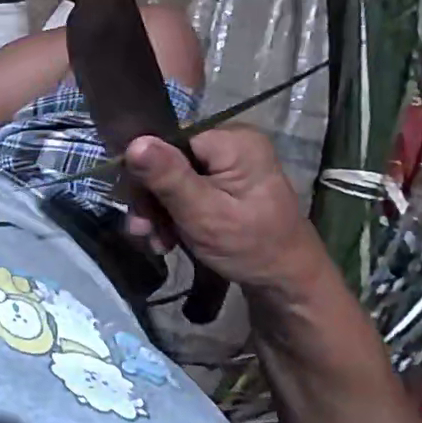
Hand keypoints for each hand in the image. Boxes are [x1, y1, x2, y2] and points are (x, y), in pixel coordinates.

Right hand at [122, 127, 337, 297]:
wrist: (287, 282)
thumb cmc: (250, 247)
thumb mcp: (204, 214)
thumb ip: (168, 178)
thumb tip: (134, 141)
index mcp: (232, 140)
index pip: (170, 141)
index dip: (147, 173)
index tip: (139, 210)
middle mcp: (231, 142)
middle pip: (170, 160)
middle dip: (153, 200)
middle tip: (145, 233)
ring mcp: (230, 163)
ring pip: (174, 178)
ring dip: (160, 212)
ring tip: (158, 242)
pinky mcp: (227, 182)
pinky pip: (188, 188)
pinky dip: (175, 213)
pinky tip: (169, 238)